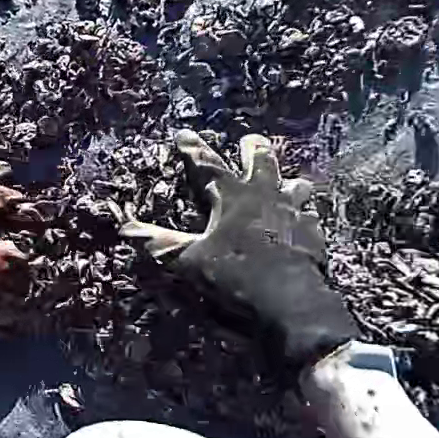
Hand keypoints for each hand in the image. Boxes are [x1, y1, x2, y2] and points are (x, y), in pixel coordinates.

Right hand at [121, 130, 355, 366]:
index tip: (183, 134)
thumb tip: (125, 227)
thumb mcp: (188, 260)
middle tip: (250, 139)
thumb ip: (157, 242)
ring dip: (288, 182)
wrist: (293, 303)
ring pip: (294, 187)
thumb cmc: (236, 275)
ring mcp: (294, 215)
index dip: (193, 149)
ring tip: (289, 180)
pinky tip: (303, 223)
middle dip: (253, 149)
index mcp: (233, 197)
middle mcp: (266, 197)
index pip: (207, 164)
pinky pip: (309, 218)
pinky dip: (302, 216)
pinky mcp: (314, 237)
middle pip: (261, 163)